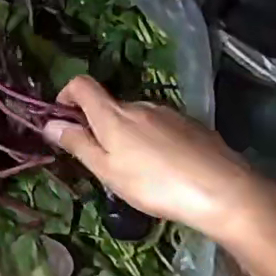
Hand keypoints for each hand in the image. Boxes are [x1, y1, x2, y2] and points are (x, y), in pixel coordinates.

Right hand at [43, 75, 275, 241]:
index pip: (81, 84)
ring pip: (136, 117)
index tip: (63, 117)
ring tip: (137, 169)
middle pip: (109, 105)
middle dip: (99, 125)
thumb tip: (50, 123)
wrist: (225, 191)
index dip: (66, 94)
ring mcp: (169, 113)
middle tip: (102, 159)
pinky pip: (161, 126)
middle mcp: (139, 105)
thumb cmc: (154, 184)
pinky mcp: (192, 125)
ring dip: (128, 134)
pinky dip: (153, 140)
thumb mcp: (106, 170)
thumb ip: (78, 144)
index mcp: (112, 114)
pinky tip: (165, 168)